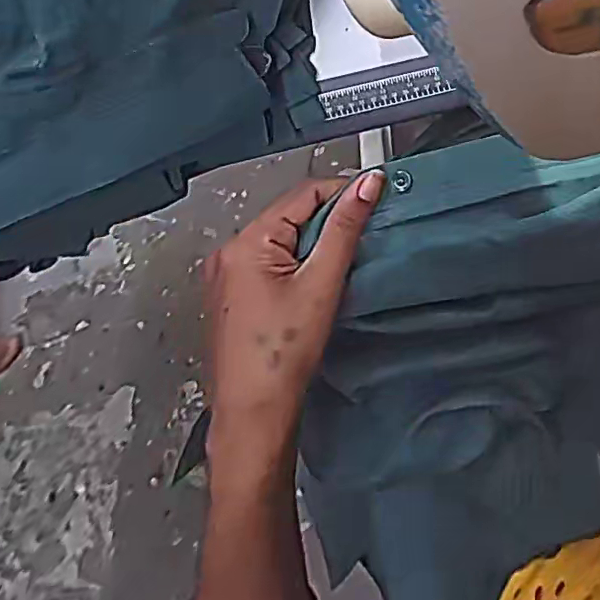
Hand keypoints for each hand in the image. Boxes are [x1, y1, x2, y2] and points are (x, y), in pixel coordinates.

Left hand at [203, 171, 384, 458]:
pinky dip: (300, 261)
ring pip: (284, 237)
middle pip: (292, 213)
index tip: (372, 197)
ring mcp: (228, 275)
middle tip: (361, 236)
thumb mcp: (323, 281)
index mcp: (246, 243)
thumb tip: (365, 185)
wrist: (254, 413)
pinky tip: (316, 284)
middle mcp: (229, 254)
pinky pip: (272, 260)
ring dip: (316, 242)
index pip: (304, 193)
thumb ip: (346, 226)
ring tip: (339, 265)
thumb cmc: (281, 356)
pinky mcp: (234, 294)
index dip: (342, 192)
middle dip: (330, 220)